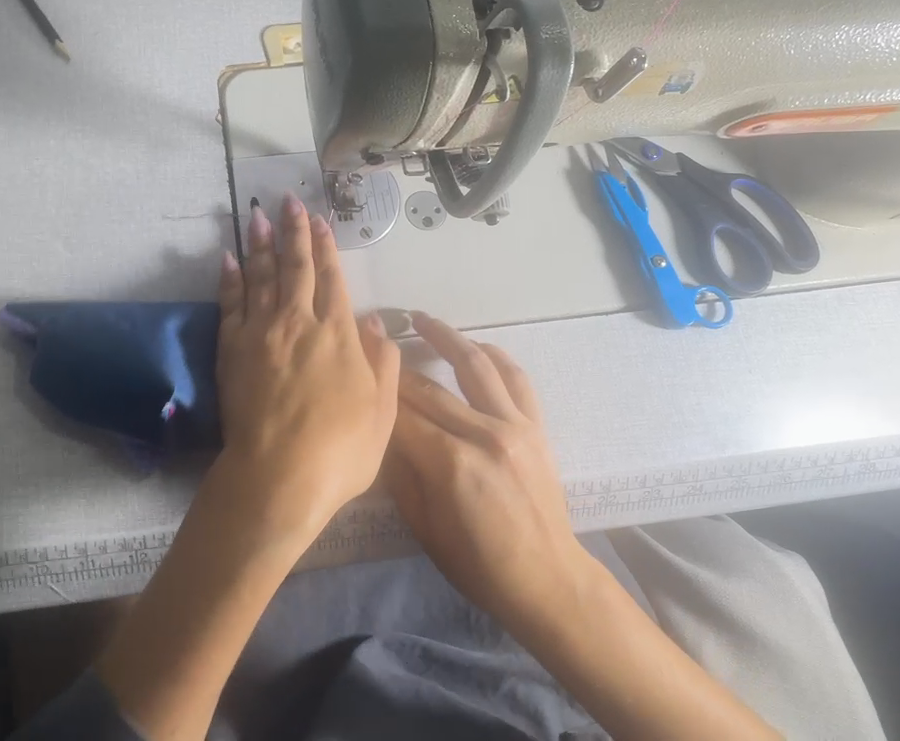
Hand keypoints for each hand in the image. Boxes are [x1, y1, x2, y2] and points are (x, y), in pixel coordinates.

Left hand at [213, 195, 400, 539]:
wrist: (278, 475)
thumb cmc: (341, 451)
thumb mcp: (383, 412)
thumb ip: (382, 362)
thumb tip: (373, 320)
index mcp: (338, 334)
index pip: (332, 278)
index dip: (326, 247)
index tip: (320, 220)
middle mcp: (298, 322)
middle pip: (295, 267)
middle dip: (294, 231)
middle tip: (288, 200)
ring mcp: (260, 333)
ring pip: (261, 276)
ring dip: (261, 244)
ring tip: (259, 216)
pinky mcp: (230, 350)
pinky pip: (230, 303)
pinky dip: (230, 278)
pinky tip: (229, 259)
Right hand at [384, 313, 584, 624]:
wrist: (546, 580)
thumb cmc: (476, 563)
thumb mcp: (422, 526)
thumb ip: (398, 472)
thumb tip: (378, 430)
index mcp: (450, 464)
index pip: (400, 415)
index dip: (373, 394)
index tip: (353, 371)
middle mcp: (482, 434)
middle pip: (428, 388)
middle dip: (395, 366)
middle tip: (371, 344)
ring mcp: (515, 426)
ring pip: (475, 365)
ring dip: (446, 337)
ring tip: (421, 319)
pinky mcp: (536, 426)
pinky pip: (516, 378)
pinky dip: (495, 355)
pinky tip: (476, 344)